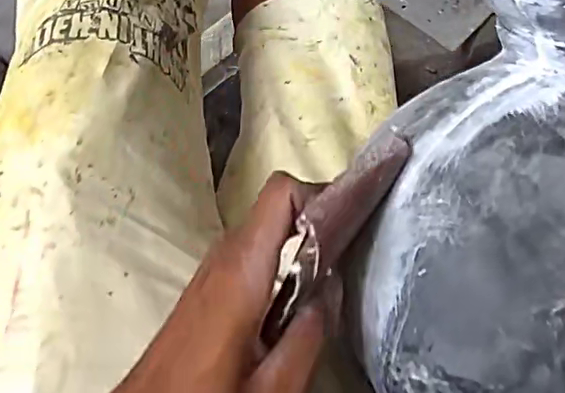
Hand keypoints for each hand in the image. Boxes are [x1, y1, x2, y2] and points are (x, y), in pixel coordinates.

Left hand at [115, 173, 339, 392]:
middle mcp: (227, 249)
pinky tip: (297, 301)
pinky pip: (255, 250)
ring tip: (330, 282)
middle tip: (351, 257)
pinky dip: (282, 261)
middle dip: (318, 223)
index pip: (281, 192)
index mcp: (243, 265)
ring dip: (301, 244)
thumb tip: (333, 287)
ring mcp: (216, 261)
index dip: (320, 196)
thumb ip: (306, 338)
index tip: (353, 224)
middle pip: (279, 206)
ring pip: (268, 228)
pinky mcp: (212, 277)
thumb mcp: (269, 388)